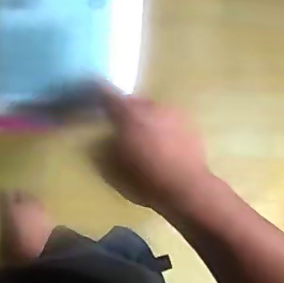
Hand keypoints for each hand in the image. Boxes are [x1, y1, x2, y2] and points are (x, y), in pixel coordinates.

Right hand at [92, 85, 218, 215]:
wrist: (186, 189)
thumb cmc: (144, 180)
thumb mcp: (111, 170)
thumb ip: (102, 149)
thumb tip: (101, 139)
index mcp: (128, 114)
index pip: (107, 95)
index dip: (97, 93)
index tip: (92, 94)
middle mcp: (151, 106)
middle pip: (133, 102)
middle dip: (125, 111)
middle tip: (120, 126)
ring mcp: (174, 113)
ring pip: (153, 110)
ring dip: (146, 119)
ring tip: (144, 137)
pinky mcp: (191, 124)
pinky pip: (170, 120)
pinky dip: (163, 127)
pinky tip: (163, 144)